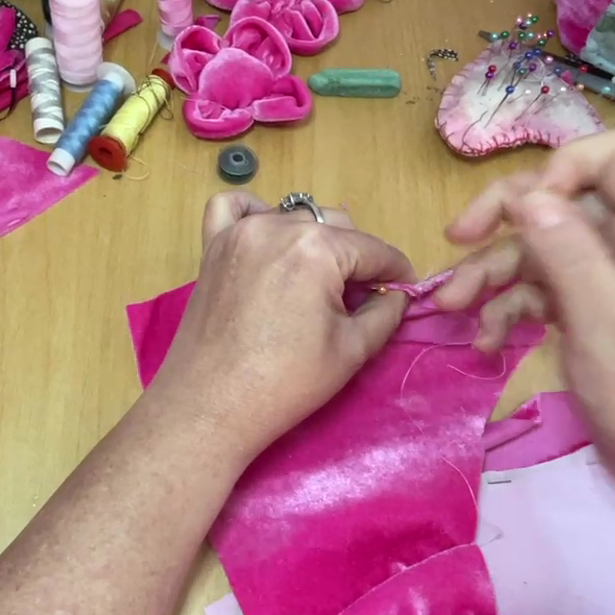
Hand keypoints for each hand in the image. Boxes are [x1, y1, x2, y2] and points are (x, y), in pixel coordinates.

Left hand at [144, 191, 414, 462]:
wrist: (210, 405)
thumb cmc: (284, 383)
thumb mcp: (352, 351)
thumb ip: (385, 312)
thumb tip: (396, 293)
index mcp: (316, 248)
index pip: (374, 249)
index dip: (396, 273)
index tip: (404, 291)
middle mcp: (276, 227)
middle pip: (335, 228)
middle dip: (355, 259)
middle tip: (358, 299)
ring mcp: (239, 233)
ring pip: (293, 217)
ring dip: (312, 240)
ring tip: (315, 281)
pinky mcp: (211, 248)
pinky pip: (234, 209)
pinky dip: (255, 214)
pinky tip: (268, 244)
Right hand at [431, 130, 614, 498]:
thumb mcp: (606, 327)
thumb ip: (568, 254)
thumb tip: (528, 195)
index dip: (566, 167)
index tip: (522, 213)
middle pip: (567, 199)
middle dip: (505, 218)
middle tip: (454, 241)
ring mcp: (614, 281)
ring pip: (542, 247)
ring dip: (492, 272)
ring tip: (449, 307)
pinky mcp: (595, 312)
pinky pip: (542, 290)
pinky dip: (508, 309)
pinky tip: (485, 341)